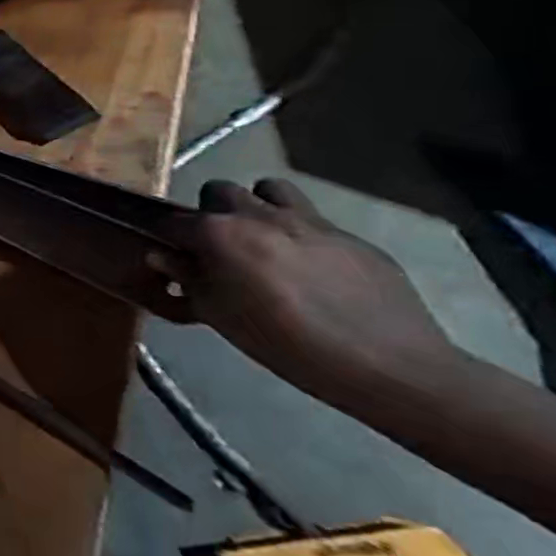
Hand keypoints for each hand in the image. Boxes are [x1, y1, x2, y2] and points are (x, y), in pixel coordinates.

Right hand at [158, 179, 460, 405]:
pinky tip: (313, 269)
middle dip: (212, 211)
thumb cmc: (289, 345)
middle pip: (218, 191)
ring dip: (258, 205)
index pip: (173, 220)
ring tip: (265, 238)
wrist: (392, 367)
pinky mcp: (349, 235)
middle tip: (220, 245)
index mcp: (219, 233)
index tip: (169, 251)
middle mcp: (257, 214)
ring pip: (267, 188)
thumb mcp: (222, 318)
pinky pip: (313, 219)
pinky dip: (301, 233)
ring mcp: (307, 220)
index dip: (166, 235)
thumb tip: (163, 257)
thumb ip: (188, 279)